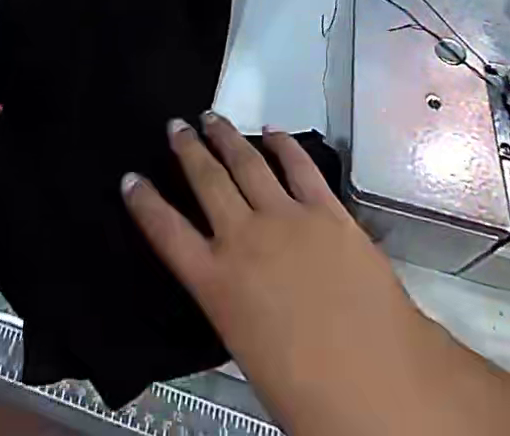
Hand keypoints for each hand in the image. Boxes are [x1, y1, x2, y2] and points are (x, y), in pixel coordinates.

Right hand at [120, 113, 444, 432]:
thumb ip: (234, 301)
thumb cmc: (307, 391)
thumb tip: (234, 279)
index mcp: (216, 283)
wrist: (378, 383)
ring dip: (227, 137)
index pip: (166, 232)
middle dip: (187, 150)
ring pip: (248, 164)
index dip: (144, 202)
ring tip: (212, 117)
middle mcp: (245, 239)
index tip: (130, 178)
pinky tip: (273, 132)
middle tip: (176, 125)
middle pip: (207, 182)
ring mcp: (288, 219)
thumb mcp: (247, 346)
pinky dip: (284, 145)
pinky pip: (300, 168)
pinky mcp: (328, 211)